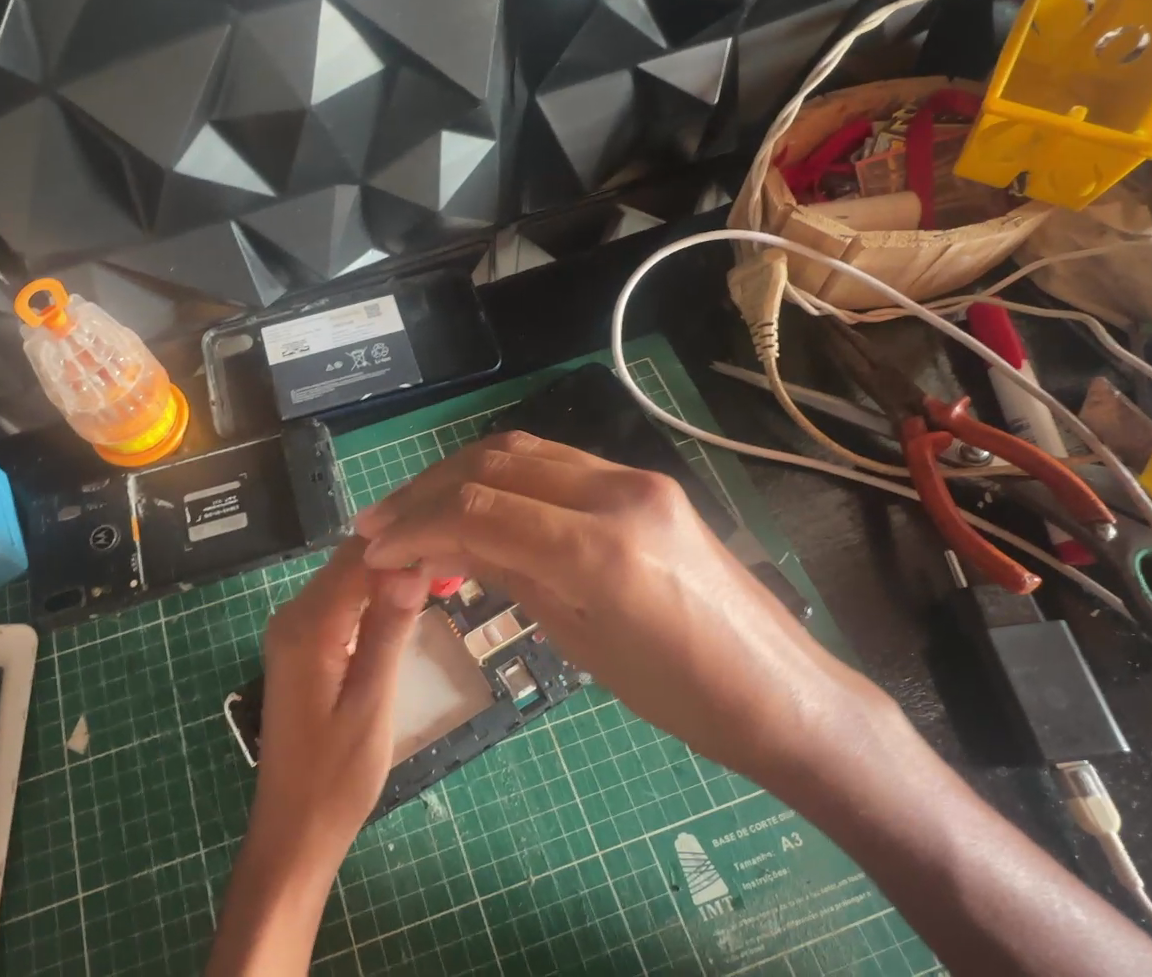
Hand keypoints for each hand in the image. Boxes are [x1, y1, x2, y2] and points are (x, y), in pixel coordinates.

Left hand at [248, 540, 427, 869]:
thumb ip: (389, 630)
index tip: (448, 546)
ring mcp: (293, 634)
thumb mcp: (373, 702)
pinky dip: (371, 604)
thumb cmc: (337, 777)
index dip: (402, 544)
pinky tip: (404, 612)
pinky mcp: (300, 651)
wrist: (294, 831)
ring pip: (345, 584)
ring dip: (387, 580)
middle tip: (450, 566)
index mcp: (307, 626)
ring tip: (437, 584)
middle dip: (397, 558)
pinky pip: (339, 608)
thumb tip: (411, 564)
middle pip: (349, 564)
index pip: (357, 557)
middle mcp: (292, 618)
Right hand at [351, 431, 893, 781]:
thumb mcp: (579, 644)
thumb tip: (442, 545)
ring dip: (461, 475)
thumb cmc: (679, 699)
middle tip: (380, 523)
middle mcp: (618, 495)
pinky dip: (506, 478)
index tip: (372, 547)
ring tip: (417, 508)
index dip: (412, 524)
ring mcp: (637, 481)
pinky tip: (479, 503)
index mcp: (599, 552)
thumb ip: (509, 575)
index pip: (477, 510)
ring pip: (524, 452)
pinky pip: (560, 464)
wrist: (779, 692)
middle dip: (426, 490)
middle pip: (494, 464)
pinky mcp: (647, 483)